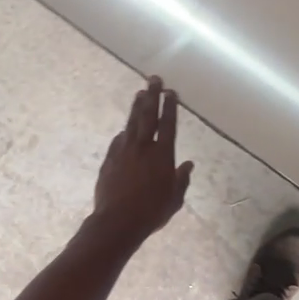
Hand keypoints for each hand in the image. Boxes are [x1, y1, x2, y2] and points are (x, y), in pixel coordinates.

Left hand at [90, 77, 193, 245]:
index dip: (170, 107)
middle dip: (152, 96)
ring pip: (131, 123)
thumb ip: (181, 180)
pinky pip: (118, 140)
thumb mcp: (174, 199)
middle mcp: (143, 147)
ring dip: (136, 107)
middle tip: (153, 79)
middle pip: (148, 115)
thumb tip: (188, 165)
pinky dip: (124, 132)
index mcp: (163, 155)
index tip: (171, 92)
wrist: (117, 221)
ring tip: (139, 92)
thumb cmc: (151, 212)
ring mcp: (124, 151)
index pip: (168, 124)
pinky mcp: (109, 159)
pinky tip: (125, 128)